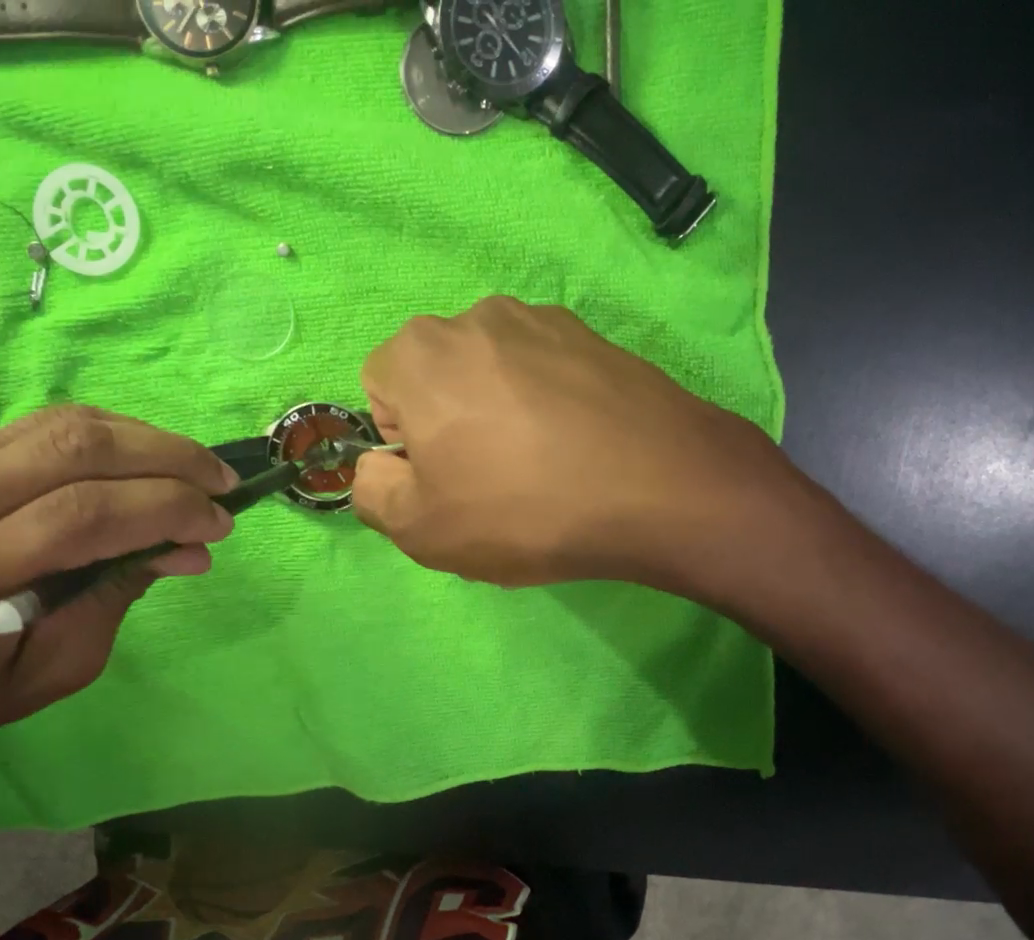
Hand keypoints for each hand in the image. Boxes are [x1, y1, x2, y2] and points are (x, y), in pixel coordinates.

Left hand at [0, 406, 238, 760]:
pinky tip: (147, 460)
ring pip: (59, 425)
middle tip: (222, 484)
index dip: (163, 509)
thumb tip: (190, 547)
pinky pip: (42, 428)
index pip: (76, 517)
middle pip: (69, 451)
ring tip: (196, 469)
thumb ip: (116, 598)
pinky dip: (111, 436)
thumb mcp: (52, 671)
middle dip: (166, 458)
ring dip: (144, 438)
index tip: (219, 525)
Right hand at [352, 297, 795, 588]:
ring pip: (496, 374)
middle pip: (441, 377)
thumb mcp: (419, 529)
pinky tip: (582, 451)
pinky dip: (552, 407)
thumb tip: (381, 464)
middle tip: (493, 482)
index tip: (446, 479)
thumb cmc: (523, 509)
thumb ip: (372, 490)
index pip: (380, 389)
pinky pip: (550, 374)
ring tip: (545, 469)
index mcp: (420, 351)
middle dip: (452, 424)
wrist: (662, 489)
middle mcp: (477, 316)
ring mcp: (546, 320)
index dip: (405, 442)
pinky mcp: (599, 337)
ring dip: (503, 414)